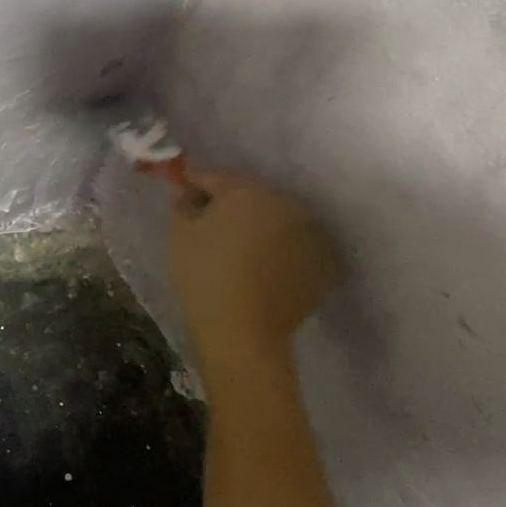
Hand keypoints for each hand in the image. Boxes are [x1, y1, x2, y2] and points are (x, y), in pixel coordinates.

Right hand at [170, 170, 342, 371]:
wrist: (243, 329)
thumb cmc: (204, 274)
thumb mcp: (179, 233)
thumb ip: (185, 203)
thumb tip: (194, 196)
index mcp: (248, 191)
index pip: (216, 177)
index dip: (195, 183)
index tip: (183, 193)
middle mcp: (287, 203)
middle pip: (252, 195)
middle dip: (233, 204)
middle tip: (211, 222)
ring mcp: (313, 232)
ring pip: (278, 218)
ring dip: (261, 225)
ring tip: (240, 247)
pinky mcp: (326, 261)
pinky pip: (297, 244)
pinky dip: (281, 248)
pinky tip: (264, 266)